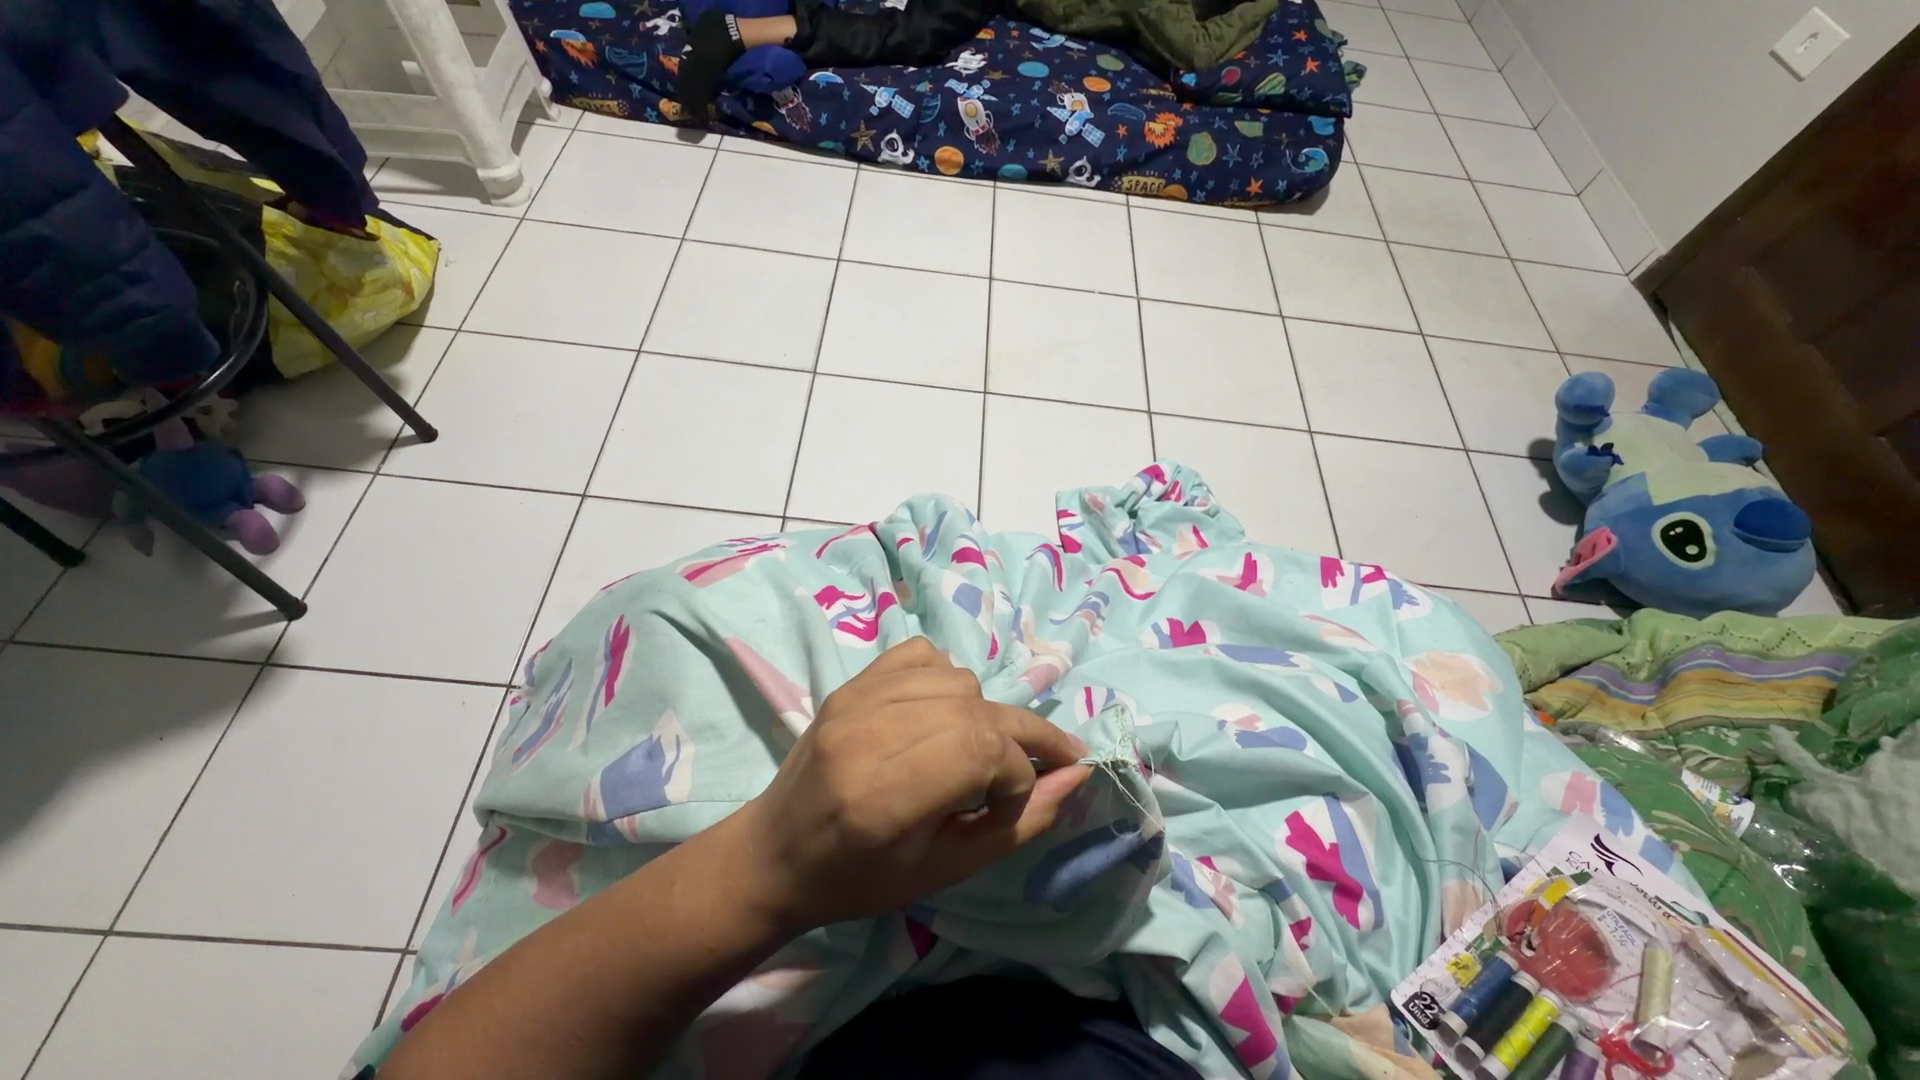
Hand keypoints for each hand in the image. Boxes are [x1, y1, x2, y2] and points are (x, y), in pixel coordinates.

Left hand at [730, 637, 1091, 933]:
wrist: (778, 854)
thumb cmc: (862, 879)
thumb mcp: (946, 869)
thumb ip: (1018, 823)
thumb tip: (1079, 775)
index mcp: (884, 796)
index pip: (981, 747)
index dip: (1018, 771)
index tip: (1011, 803)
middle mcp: (867, 734)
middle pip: (977, 709)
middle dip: (1022, 739)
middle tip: (1039, 766)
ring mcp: (854, 700)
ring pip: (959, 680)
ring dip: (985, 715)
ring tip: (977, 753)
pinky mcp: (850, 683)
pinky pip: (923, 656)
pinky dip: (949, 681)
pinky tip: (944, 716)